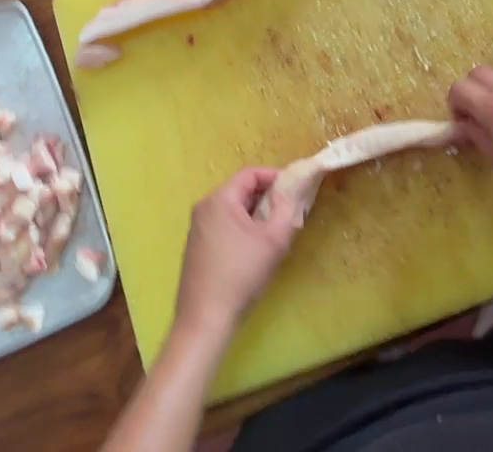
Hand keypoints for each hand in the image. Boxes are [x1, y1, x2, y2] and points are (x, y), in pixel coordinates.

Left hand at [174, 168, 299, 331]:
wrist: (205, 318)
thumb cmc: (241, 274)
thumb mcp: (274, 240)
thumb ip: (287, 211)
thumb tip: (292, 194)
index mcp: (219, 200)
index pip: (250, 174)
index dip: (275, 177)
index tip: (295, 189)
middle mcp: (204, 208)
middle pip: (240, 190)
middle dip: (267, 197)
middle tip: (289, 211)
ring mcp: (197, 228)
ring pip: (232, 209)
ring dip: (256, 214)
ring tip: (276, 231)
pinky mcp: (197, 247)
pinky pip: (224, 225)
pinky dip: (242, 228)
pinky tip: (255, 249)